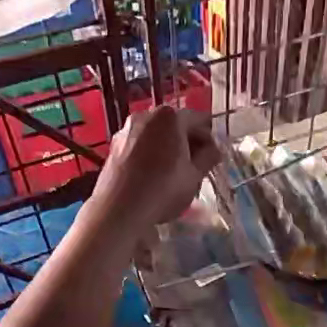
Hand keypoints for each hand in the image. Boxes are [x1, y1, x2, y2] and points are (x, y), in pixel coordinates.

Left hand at [90, 106, 220, 233]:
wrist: (117, 211)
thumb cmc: (162, 191)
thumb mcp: (194, 176)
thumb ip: (208, 157)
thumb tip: (213, 150)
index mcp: (170, 117)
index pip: (199, 120)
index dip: (209, 139)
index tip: (212, 157)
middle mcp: (145, 116)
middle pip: (174, 125)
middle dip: (186, 142)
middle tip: (193, 166)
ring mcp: (126, 131)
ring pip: (154, 136)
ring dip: (166, 149)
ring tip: (171, 173)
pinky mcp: (113, 148)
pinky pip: (138, 146)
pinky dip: (148, 156)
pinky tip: (150, 177)